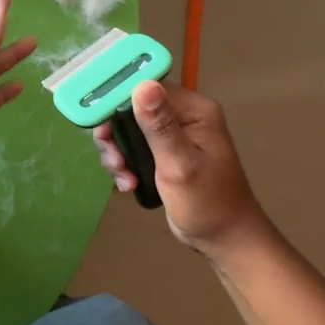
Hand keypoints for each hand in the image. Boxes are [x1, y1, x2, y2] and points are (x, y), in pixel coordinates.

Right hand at [93, 81, 270, 258]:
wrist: (223, 240)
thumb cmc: (208, 203)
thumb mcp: (180, 164)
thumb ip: (159, 126)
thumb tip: (142, 85)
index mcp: (194, 110)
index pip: (147, 87)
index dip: (118, 100)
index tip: (101, 123)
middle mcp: (182, 116)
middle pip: (131, 108)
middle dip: (115, 134)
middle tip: (113, 159)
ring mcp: (172, 135)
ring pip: (127, 130)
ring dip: (118, 153)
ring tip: (123, 176)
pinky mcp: (162, 153)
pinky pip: (132, 147)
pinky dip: (125, 164)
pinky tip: (129, 183)